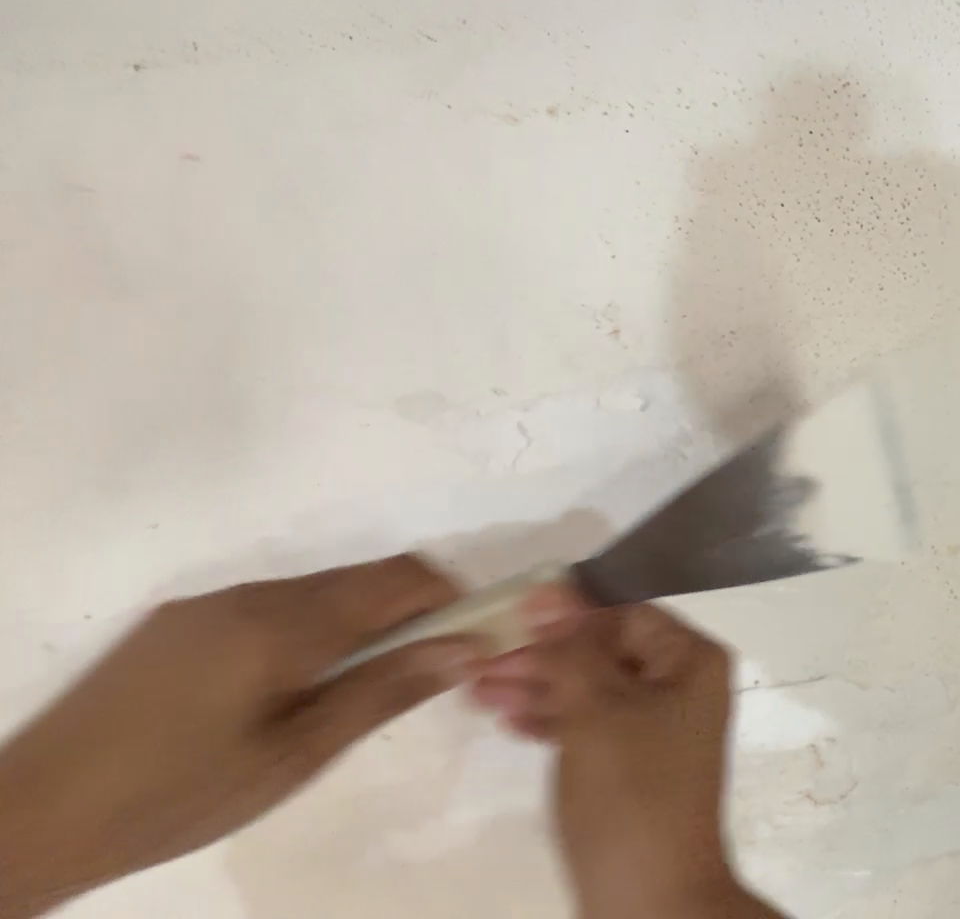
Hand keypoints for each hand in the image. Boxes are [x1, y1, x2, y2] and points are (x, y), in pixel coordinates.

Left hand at [0, 555, 480, 916]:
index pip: (406, 578)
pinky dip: (317, 627)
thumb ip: (388, 690)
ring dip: (366, 620)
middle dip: (416, 609)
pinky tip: (289, 685)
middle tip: (424, 668)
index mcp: (288, 625)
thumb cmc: (175, 798)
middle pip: (370, 576)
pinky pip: (281, 603)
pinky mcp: (184, 620)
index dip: (455, 597)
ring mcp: (215, 603)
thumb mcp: (297, 756)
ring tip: (354, 686)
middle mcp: (257, 596)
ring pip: (328, 589)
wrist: (18, 824)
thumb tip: (470, 647)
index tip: (471, 640)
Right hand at [473, 600, 780, 918]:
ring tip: (480, 692)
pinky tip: (511, 719)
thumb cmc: (631, 791)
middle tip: (484, 665)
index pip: (628, 615)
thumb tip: (550, 588)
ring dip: (543, 685)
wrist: (653, 900)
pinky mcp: (639, 764)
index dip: (571, 616)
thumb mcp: (596, 709)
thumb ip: (571, 647)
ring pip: (597, 688)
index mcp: (693, 660)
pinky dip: (557, 719)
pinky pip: (596, 724)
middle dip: (548, 655)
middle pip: (610, 650)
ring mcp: (663, 727)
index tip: (511, 623)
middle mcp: (686, 685)